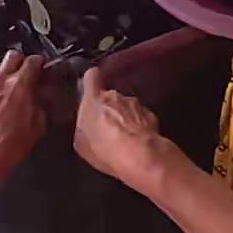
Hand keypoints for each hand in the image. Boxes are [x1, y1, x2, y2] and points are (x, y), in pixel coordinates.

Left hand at [0, 51, 45, 193]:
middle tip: (19, 72)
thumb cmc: (11, 145)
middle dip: (18, 62)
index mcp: (20, 84)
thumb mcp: (38, 125)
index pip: (32, 61)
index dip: (38, 62)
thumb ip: (41, 103)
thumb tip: (42, 93)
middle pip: (11, 56)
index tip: (38, 66)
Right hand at [74, 66, 175, 189]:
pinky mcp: (151, 116)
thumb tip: (87, 127)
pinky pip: (141, 118)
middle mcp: (115, 96)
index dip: (91, 80)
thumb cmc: (102, 147)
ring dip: (124, 118)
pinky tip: (137, 142)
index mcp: (94, 99)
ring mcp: (135, 104)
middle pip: (109, 96)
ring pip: (127, 107)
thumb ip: (83, 127)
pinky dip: (139, 127)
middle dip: (108, 108)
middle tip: (105, 128)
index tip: (90, 85)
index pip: (91, 77)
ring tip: (123, 139)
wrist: (138, 155)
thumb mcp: (81, 142)